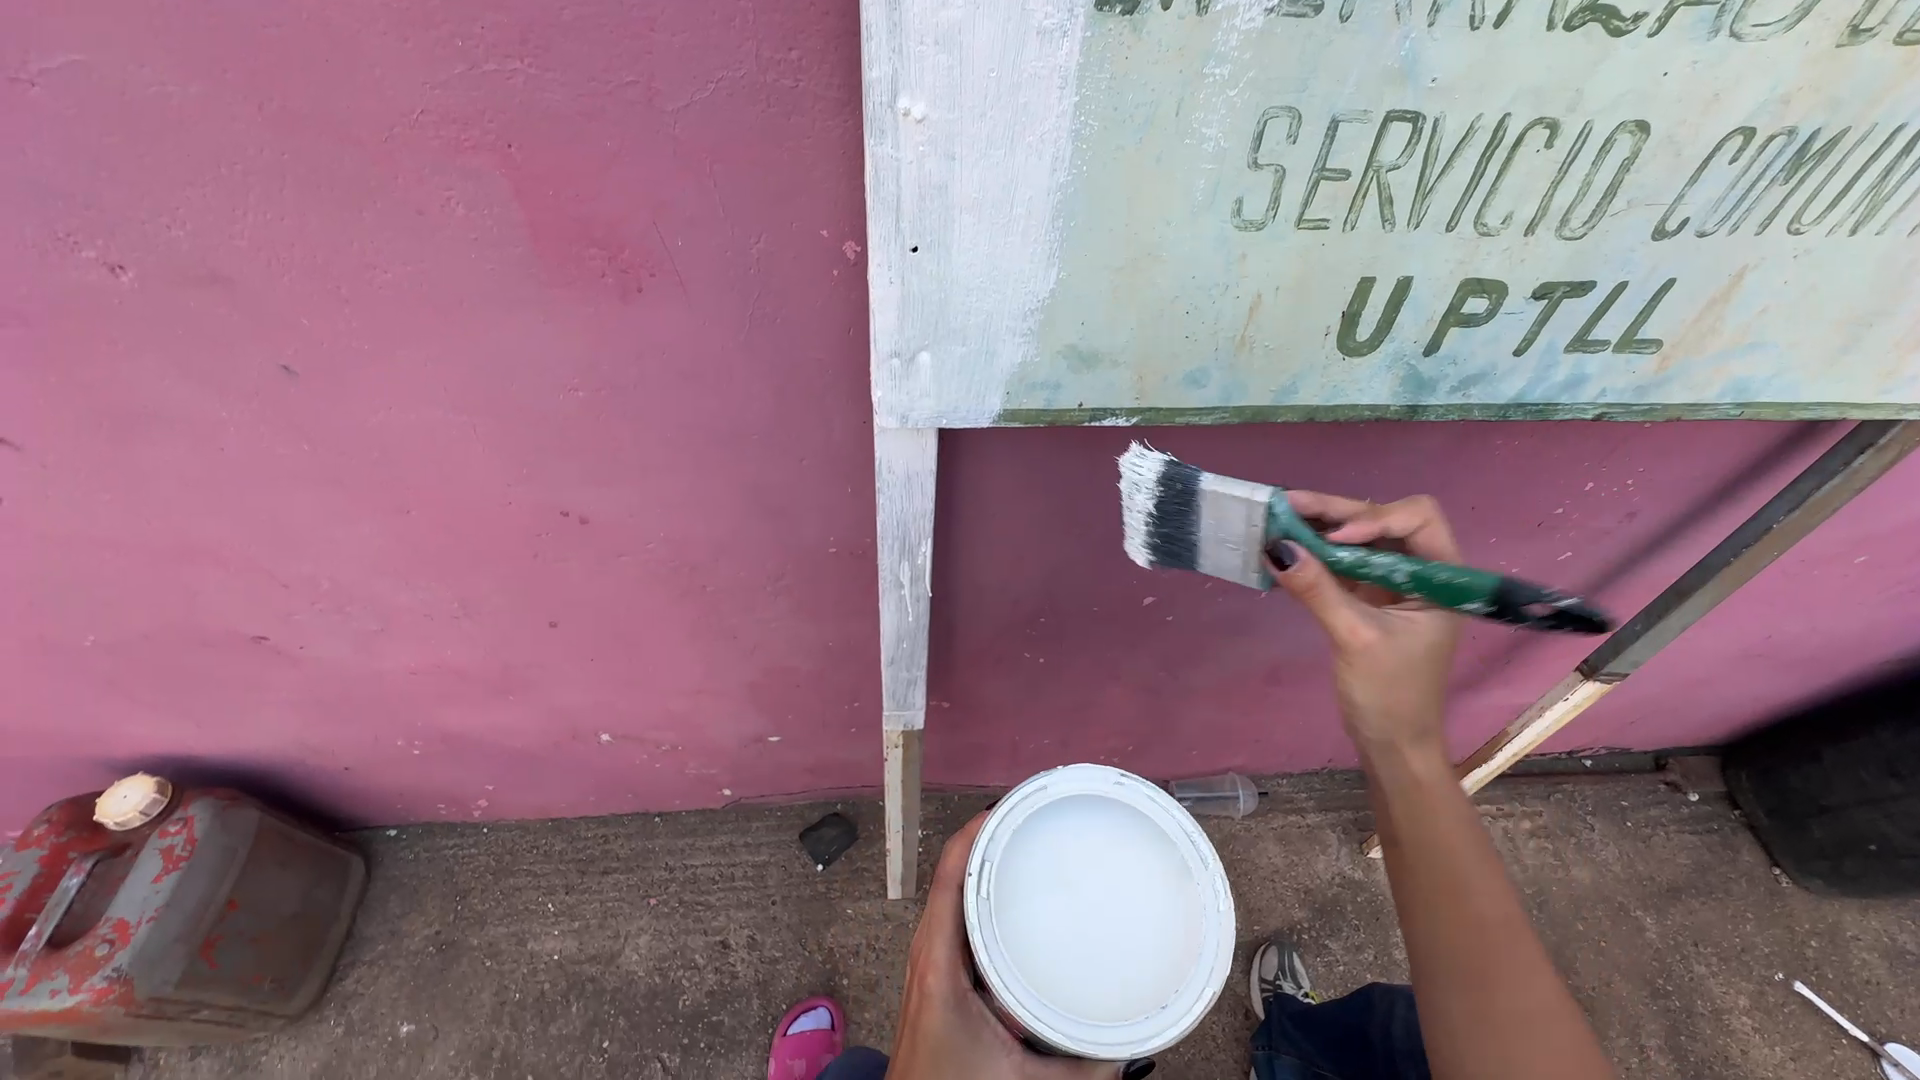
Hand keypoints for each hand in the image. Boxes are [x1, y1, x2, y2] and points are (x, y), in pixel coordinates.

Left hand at [889, 814, 1121, 1079]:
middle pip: (954, 872)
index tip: (1008, 806)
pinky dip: (980, 894)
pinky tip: (1009, 897)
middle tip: (1029, 818)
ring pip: (954, 892)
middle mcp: (929, 948)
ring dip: (984, 864)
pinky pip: (957, 915)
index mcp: (939, 960)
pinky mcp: (937, 971)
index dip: (975, 832)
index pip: (951, 873)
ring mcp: (930, 957)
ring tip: (1021, 842)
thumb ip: (1080, 1071)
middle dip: (989, 840)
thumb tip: (1125, 1051)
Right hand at [1263, 492, 1460, 758]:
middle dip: (1336, 512)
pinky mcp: (1365, 598)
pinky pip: (1341, 564)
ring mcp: (1391, 584)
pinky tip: (1285, 549)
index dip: (1376, 517)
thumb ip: (1318, 590)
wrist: (1391, 742)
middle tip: (1288, 504)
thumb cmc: (1391, 694)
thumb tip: (1276, 547)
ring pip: (1358, 539)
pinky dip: (1314, 554)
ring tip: (1279, 518)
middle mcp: (1419, 571)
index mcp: (1442, 577)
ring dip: (1321, 528)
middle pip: (1381, 521)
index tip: (1336, 538)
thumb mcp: (1355, 638)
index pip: (1417, 518)